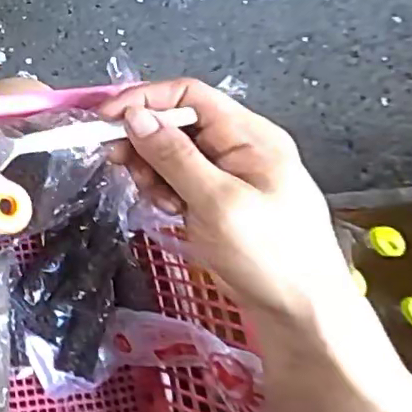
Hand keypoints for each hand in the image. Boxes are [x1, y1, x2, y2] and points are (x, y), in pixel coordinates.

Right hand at [98, 79, 353, 321]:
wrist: (303, 316)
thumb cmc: (271, 258)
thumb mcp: (217, 202)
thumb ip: (174, 156)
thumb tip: (136, 117)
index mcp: (249, 135)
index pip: (189, 95)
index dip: (144, 100)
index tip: (108, 119)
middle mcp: (238, 147)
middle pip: (176, 122)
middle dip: (143, 140)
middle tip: (120, 163)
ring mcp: (228, 173)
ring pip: (171, 151)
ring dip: (151, 169)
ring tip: (156, 198)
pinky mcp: (217, 197)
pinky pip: (177, 178)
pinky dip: (163, 189)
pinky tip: (168, 210)